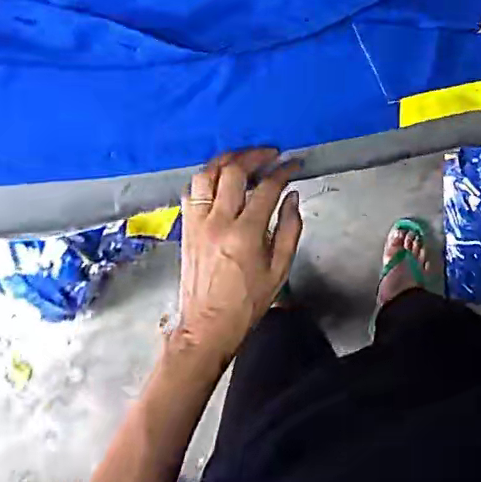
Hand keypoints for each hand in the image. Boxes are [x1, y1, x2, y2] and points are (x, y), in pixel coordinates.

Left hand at [170, 148, 303, 368]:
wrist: (207, 327)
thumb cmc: (249, 300)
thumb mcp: (281, 266)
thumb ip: (290, 226)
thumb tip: (291, 195)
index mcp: (245, 233)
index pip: (267, 187)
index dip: (284, 170)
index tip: (294, 164)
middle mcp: (216, 223)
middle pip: (231, 172)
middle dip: (254, 156)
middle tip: (271, 153)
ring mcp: (196, 225)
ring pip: (204, 177)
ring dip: (226, 161)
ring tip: (244, 158)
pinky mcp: (185, 229)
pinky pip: (191, 192)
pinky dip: (207, 178)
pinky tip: (222, 179)